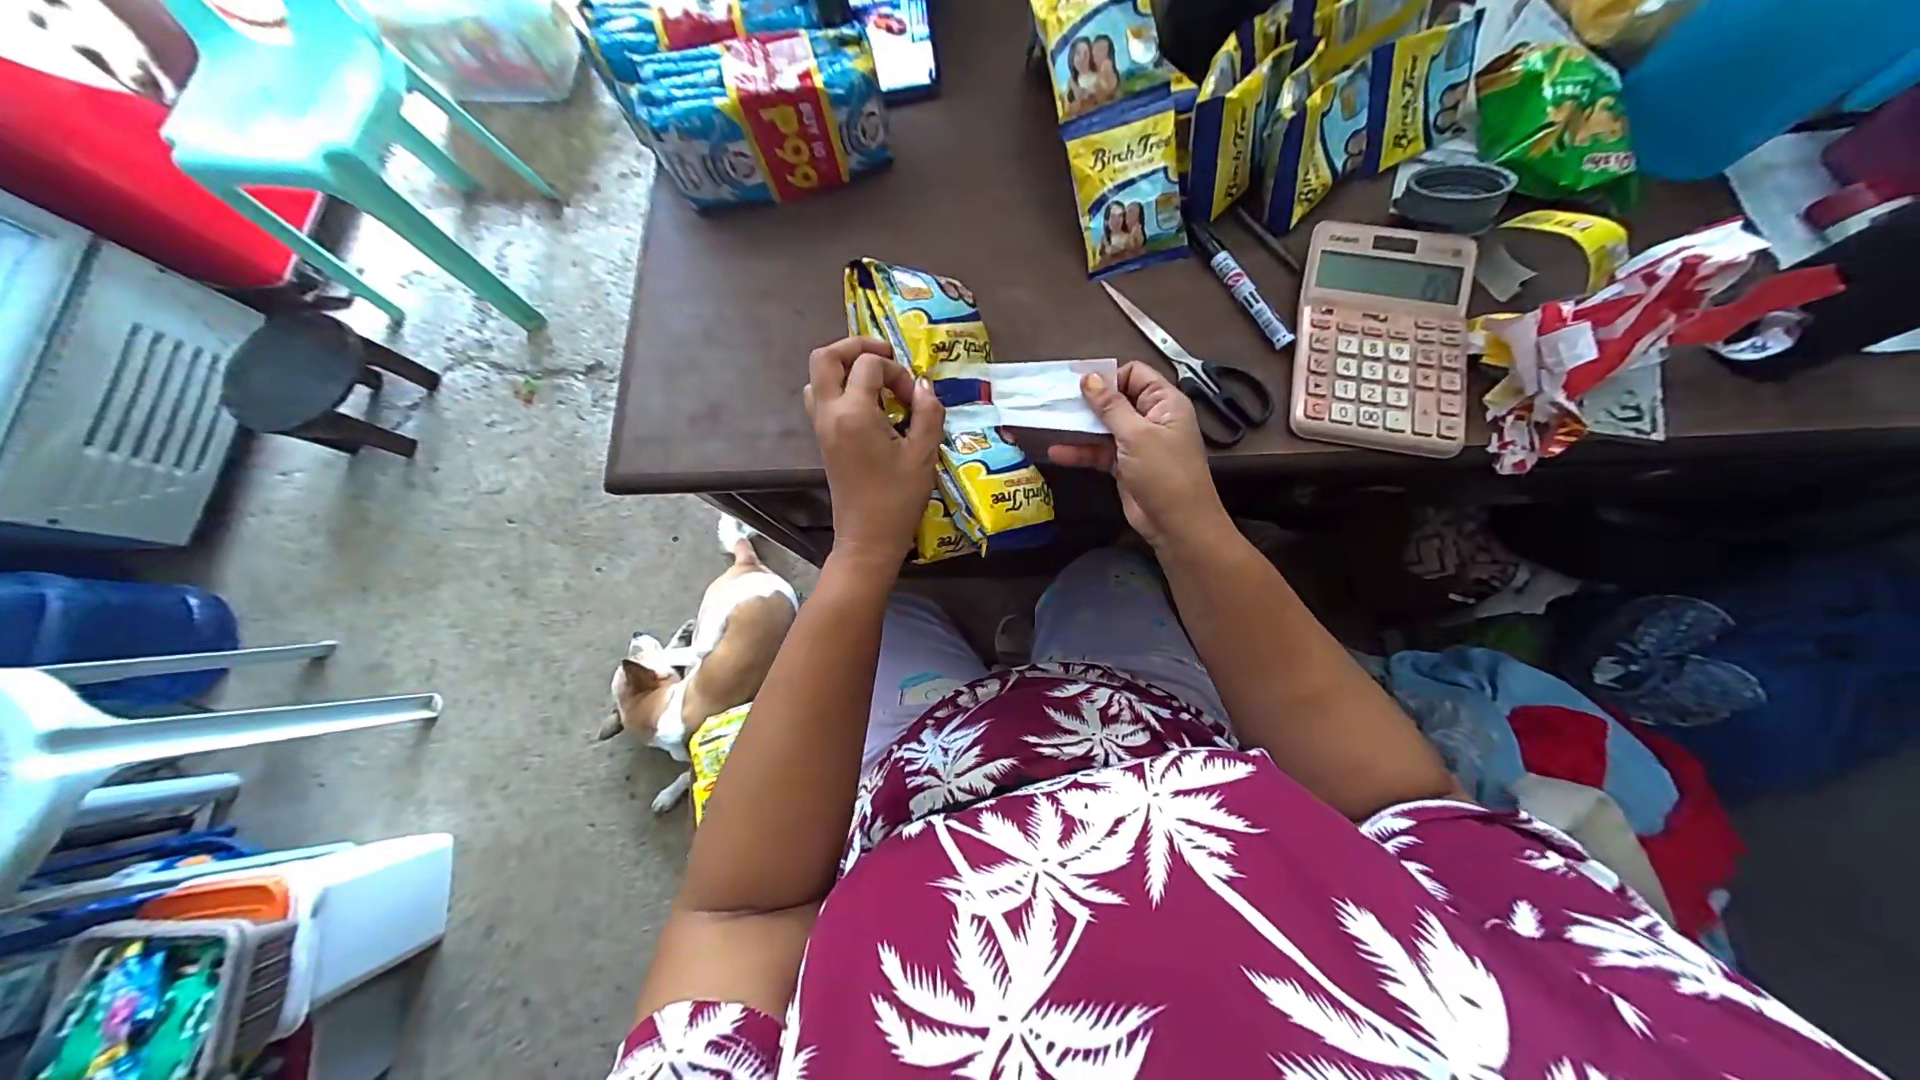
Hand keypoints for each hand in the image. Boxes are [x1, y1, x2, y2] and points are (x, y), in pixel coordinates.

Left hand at [805, 336, 943, 565]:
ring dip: (844, 368)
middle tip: (885, 355)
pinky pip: (821, 399)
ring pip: (818, 377)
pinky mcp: (823, 440)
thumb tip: (924, 386)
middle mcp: (830, 413)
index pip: (870, 365)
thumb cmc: (898, 499)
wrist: (868, 538)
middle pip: (825, 357)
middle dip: (855, 347)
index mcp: (853, 413)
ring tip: (876, 381)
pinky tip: (869, 406)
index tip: (915, 398)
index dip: (897, 371)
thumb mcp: (924, 454)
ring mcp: (821, 427)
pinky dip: (840, 389)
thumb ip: (928, 412)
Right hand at [1047, 362, 1230, 549]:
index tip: (1080, 384)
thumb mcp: (1137, 435)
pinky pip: (1099, 451)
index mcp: (1164, 402)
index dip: (1109, 377)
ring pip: (1103, 427)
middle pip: (1115, 400)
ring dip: (1080, 426)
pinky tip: (1058, 451)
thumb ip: (1111, 406)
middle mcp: (1151, 418)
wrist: (1177, 524)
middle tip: (1058, 401)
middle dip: (1088, 401)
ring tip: (1051, 422)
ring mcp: (1136, 443)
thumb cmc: (1165, 474)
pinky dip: (1080, 451)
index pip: (1135, 375)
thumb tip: (1089, 378)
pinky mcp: (1124, 465)